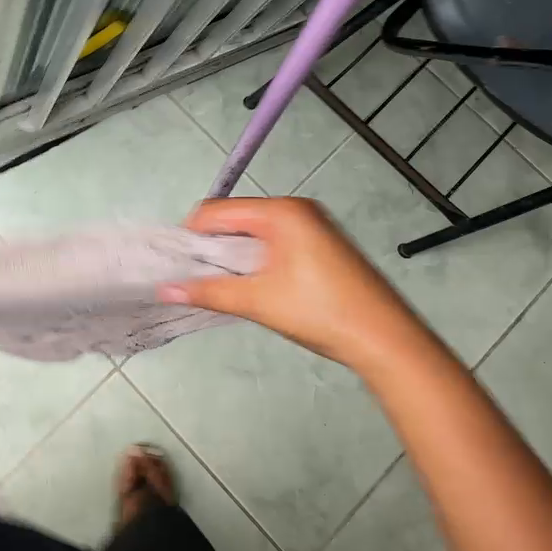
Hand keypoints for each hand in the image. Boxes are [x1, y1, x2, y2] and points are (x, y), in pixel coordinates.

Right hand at [161, 197, 429, 370]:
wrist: (388, 341)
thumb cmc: (320, 313)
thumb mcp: (257, 302)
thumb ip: (208, 291)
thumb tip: (163, 290)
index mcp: (280, 212)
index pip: (216, 211)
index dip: (191, 236)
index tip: (179, 266)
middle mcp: (296, 208)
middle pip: (234, 218)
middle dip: (212, 246)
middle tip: (198, 279)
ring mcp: (313, 225)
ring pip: (253, 231)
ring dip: (234, 255)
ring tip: (225, 286)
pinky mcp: (322, 243)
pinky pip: (274, 241)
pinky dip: (257, 259)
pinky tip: (256, 285)